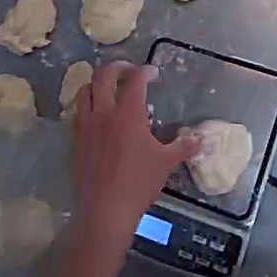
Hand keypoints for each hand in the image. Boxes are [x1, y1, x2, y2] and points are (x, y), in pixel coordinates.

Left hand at [71, 62, 197, 239]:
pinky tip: (98, 112)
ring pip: (85, 89)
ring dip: (99, 82)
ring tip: (110, 87)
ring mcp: (86, 125)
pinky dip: (88, 102)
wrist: (105, 209)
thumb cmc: (139, 183)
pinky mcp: (76, 139)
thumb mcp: (166, 162)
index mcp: (128, 114)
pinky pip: (78, 110)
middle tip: (130, 70)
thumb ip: (185, 146)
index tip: (152, 73)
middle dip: (118, 67)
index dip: (145, 71)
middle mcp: (104, 113)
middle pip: (104, 75)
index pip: (135, 80)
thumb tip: (201, 138)